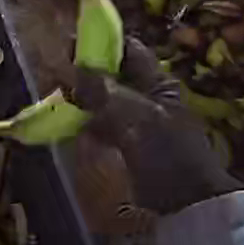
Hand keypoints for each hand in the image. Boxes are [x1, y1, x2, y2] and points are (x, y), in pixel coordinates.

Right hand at [74, 38, 240, 214]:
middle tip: (59, 78)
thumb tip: (75, 68)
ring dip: (83, 99)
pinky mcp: (129, 143)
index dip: (102, 44)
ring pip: (104, 99)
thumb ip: (104, 90)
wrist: (185, 200)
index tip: (70, 47)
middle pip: (112, 74)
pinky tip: (71, 126)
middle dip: (86, 73)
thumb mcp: (134, 116)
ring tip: (60, 101)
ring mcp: (138, 120)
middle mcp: (147, 96)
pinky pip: (102, 124)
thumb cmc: (165, 151)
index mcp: (157, 82)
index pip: (128, 49)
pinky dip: (87, 122)